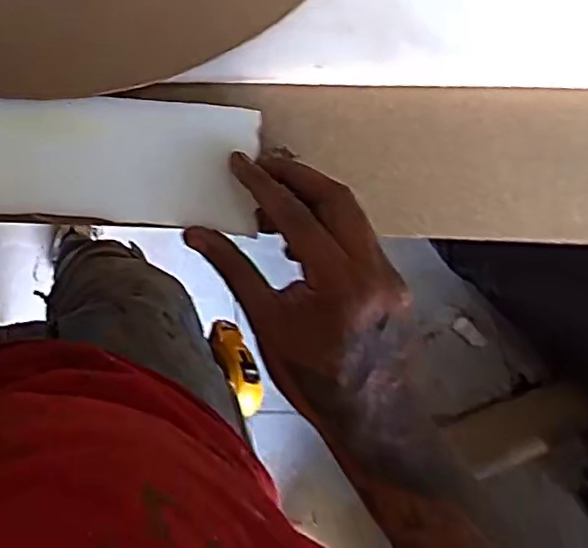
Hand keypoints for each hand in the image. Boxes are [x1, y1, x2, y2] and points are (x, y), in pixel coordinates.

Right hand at [187, 153, 493, 546]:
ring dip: (311, 194)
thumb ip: (232, 267)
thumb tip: (197, 233)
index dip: (263, 185)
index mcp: (342, 283)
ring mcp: (389, 276)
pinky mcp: (391, 282)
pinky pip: (356, 233)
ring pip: (351, 213)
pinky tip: (295, 229)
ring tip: (271, 193)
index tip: (240, 164)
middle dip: (296, 174)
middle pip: (337, 199)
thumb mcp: (266, 320)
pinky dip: (324, 218)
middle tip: (260, 163)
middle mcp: (375, 272)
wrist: (376, 423)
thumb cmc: (317, 380)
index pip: (298, 215)